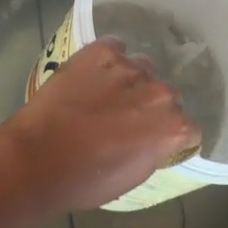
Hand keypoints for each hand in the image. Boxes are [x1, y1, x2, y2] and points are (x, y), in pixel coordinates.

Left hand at [0, 38, 200, 213]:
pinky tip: (93, 72)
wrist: (39, 157)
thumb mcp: (134, 175)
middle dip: (151, 105)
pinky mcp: (100, 51)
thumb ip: (155, 148)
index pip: (188, 127)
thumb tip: (155, 136)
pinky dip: (108, 58)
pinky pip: (115, 47)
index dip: (170, 134)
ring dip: (130, 80)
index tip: (153, 139)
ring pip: (142, 68)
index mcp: (173, 127)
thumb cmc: (87, 179)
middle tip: (126, 118)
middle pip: (166, 95)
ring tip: (105, 94)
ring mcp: (129, 67)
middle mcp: (159, 92)